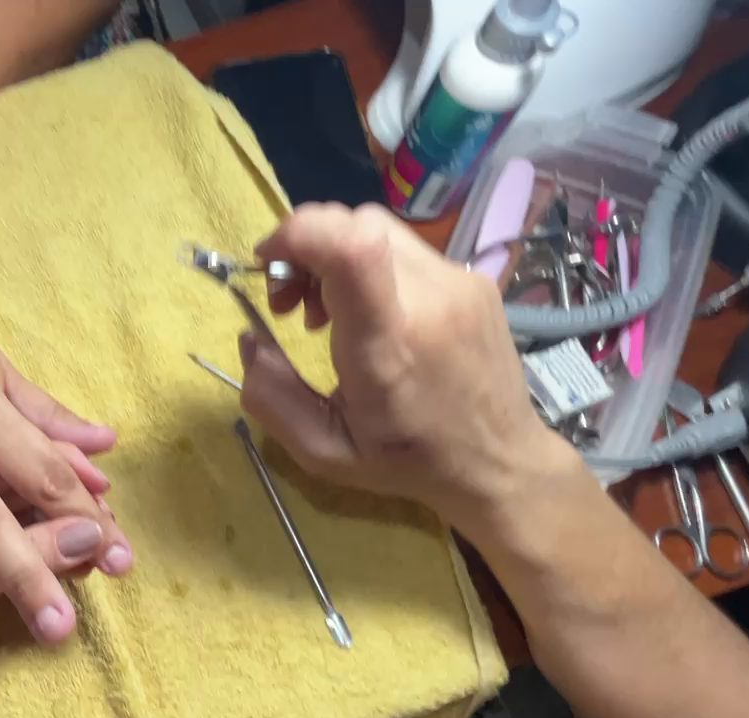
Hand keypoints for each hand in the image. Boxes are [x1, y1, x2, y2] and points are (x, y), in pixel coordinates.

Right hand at [237, 203, 583, 531]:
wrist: (497, 459)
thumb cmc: (404, 461)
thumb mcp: (320, 451)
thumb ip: (271, 396)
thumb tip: (250, 336)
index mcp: (387, 347)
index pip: (351, 248)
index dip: (297, 234)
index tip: (266, 264)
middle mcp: (430, 299)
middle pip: (356, 226)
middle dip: (304, 249)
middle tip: (287, 305)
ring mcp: (460, 281)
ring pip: (378, 229)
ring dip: (332, 256)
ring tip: (323, 314)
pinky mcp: (472, 278)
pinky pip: (404, 249)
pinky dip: (366, 267)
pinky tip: (364, 314)